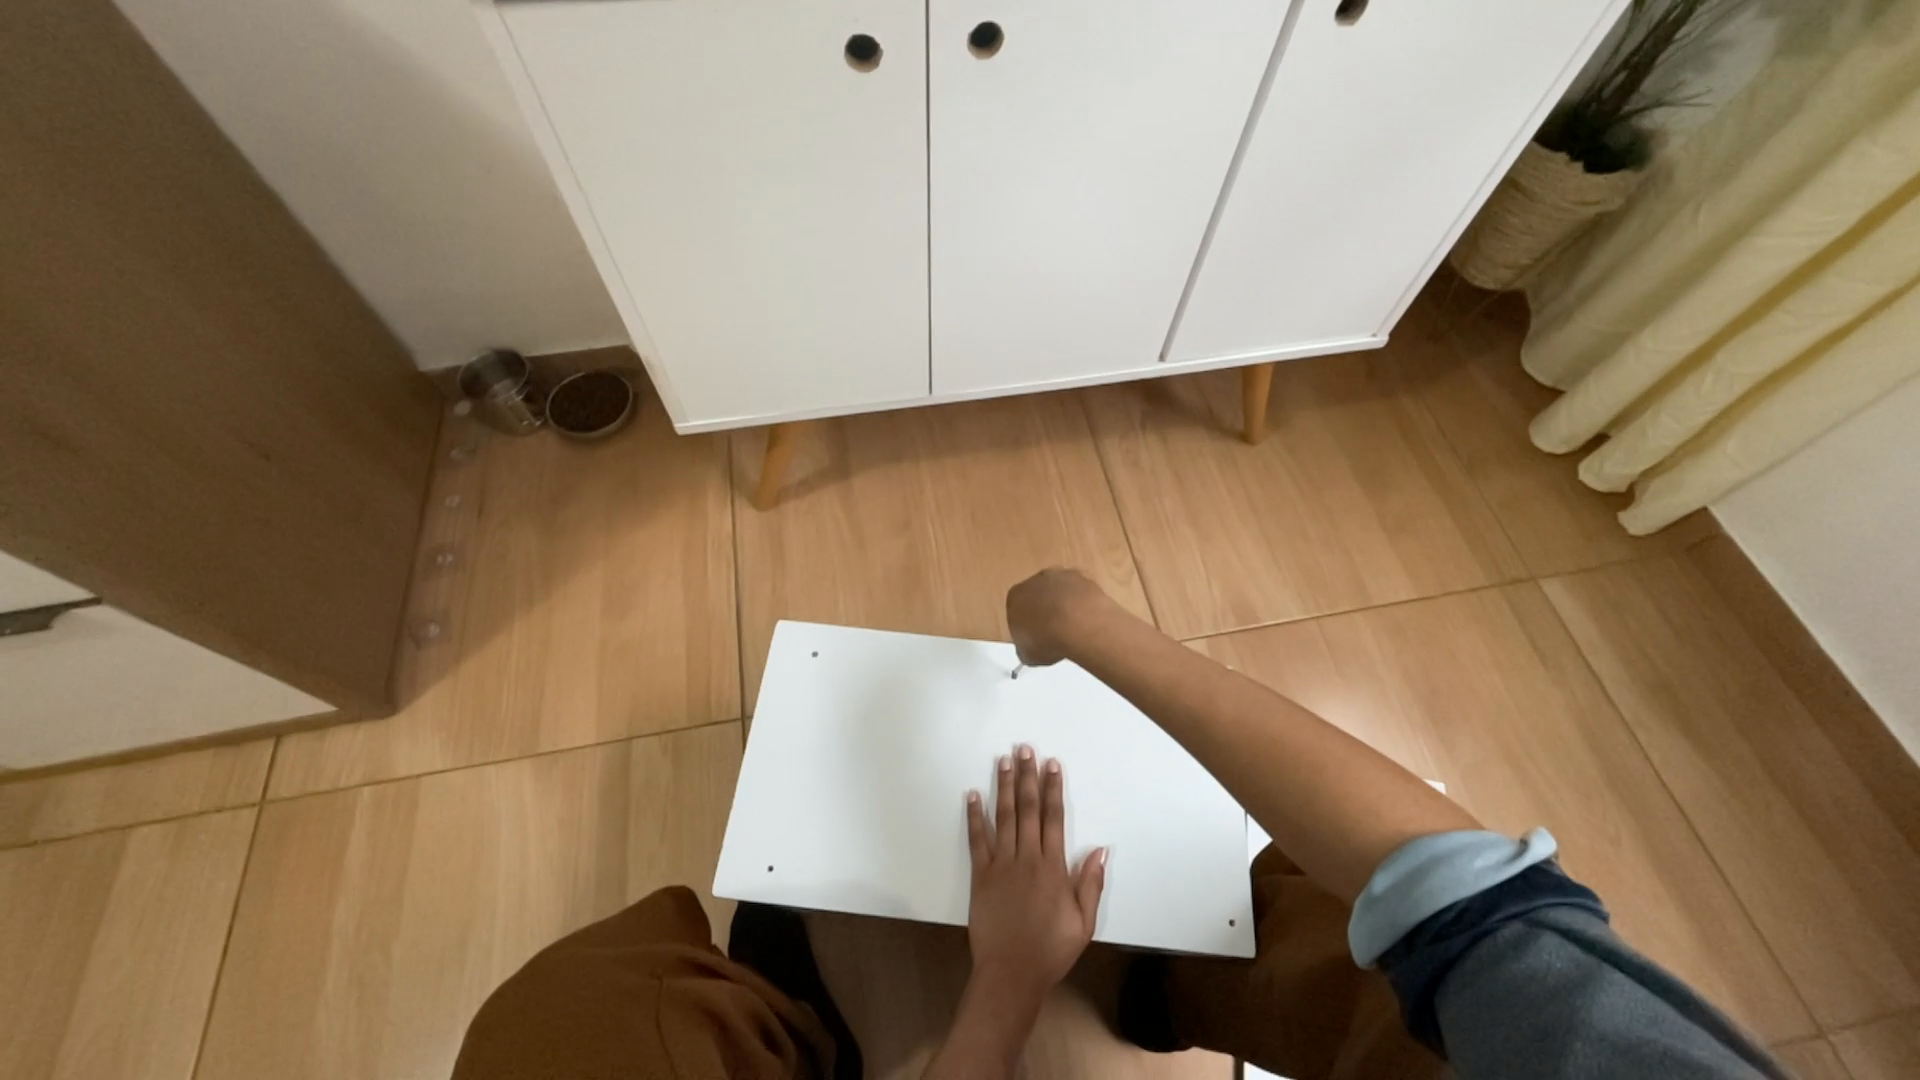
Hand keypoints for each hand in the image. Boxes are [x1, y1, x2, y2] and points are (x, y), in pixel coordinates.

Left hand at [964, 744, 1106, 1002]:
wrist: (1011, 974)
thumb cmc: (1051, 950)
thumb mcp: (1083, 923)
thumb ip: (1091, 884)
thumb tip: (1101, 849)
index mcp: (1053, 868)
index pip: (1054, 818)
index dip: (1053, 789)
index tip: (1052, 764)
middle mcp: (1027, 858)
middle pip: (1027, 809)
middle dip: (1027, 776)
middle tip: (1025, 749)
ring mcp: (1001, 865)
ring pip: (1003, 817)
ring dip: (1003, 787)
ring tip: (1003, 761)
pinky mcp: (980, 876)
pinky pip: (977, 840)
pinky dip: (974, 816)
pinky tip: (972, 795)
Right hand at [1006, 568, 1120, 666]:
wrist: (1077, 626)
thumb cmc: (1046, 638)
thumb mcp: (1027, 653)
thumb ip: (1026, 646)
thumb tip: (1031, 651)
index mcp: (1016, 595)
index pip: (1017, 608)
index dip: (1027, 624)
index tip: (1035, 637)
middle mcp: (1037, 580)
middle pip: (1040, 595)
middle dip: (1046, 612)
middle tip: (1054, 633)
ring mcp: (1062, 577)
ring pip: (1062, 592)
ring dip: (1066, 607)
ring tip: (1073, 630)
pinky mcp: (1086, 579)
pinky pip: (1083, 594)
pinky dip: (1085, 605)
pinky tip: (1087, 622)